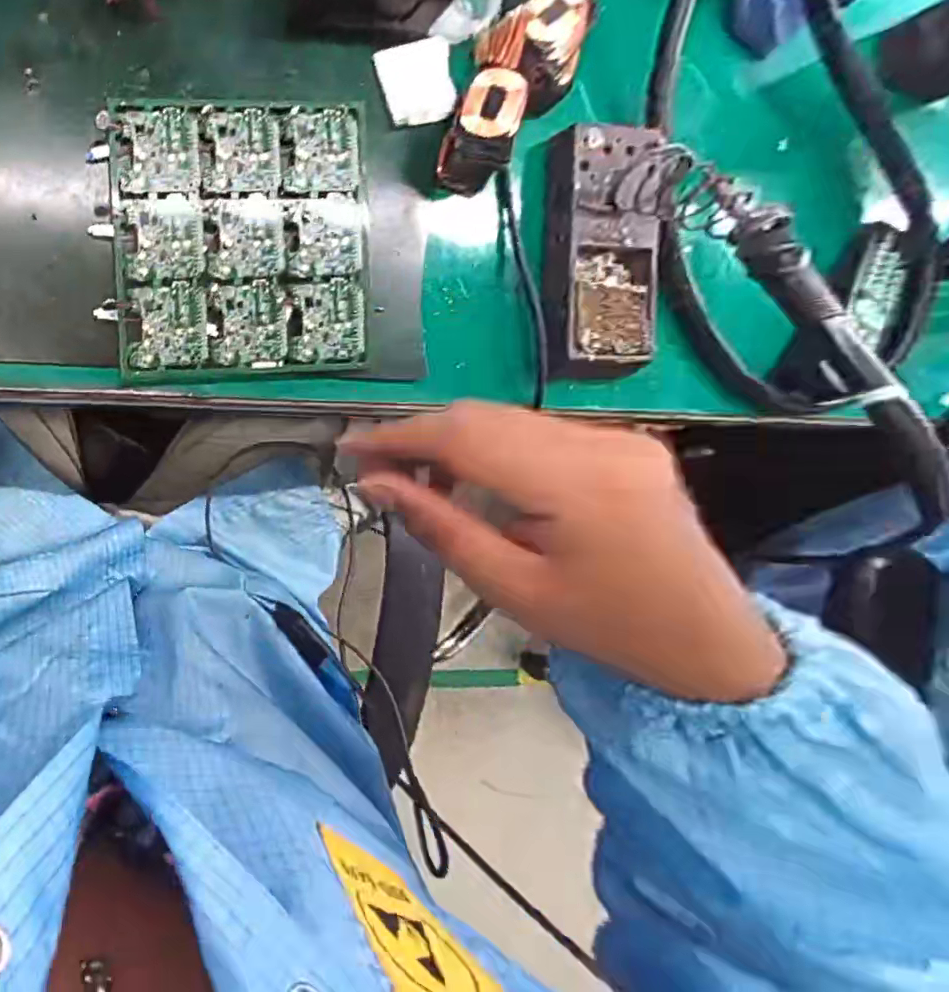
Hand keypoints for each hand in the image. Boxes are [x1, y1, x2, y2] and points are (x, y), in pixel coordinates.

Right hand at [340, 402, 785, 702]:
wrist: (712, 641)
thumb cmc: (605, 624)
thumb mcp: (506, 584)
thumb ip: (436, 524)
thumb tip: (374, 483)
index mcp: (578, 483)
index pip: (464, 436)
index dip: (396, 437)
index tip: (348, 449)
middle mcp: (601, 444)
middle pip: (479, 417)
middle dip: (414, 435)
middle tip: (371, 468)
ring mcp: (615, 438)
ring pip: (499, 417)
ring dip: (443, 439)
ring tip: (409, 476)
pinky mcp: (618, 443)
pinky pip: (527, 428)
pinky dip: (479, 443)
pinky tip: (461, 475)